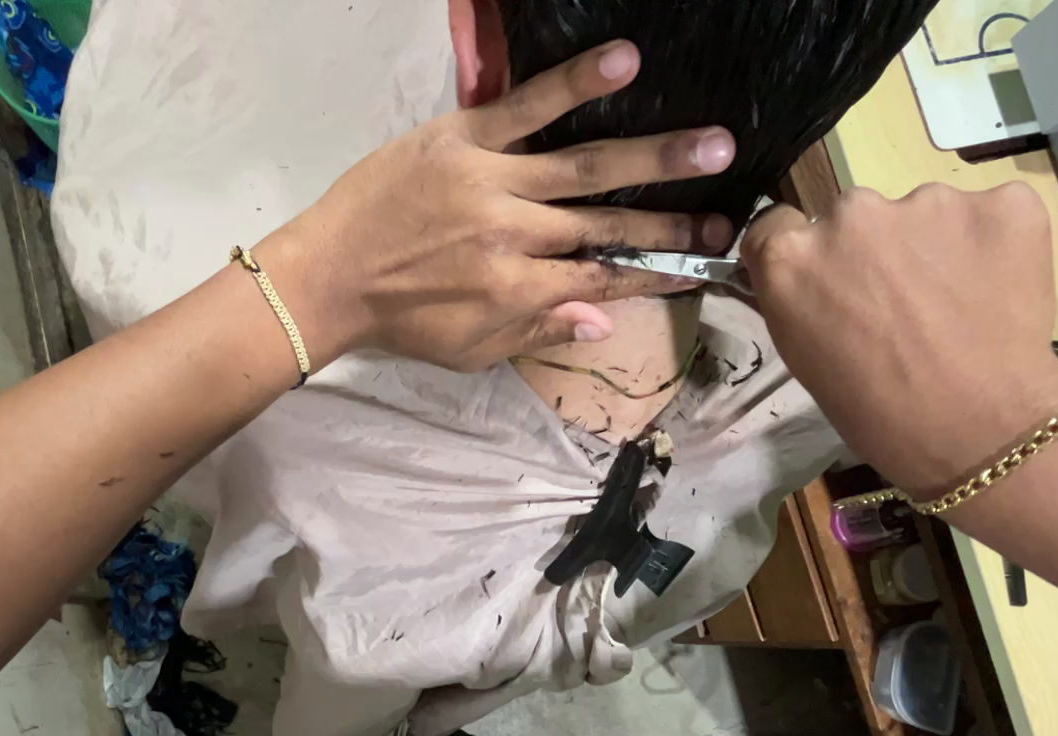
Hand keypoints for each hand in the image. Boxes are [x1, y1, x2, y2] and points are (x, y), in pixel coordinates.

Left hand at [256, 40, 738, 371]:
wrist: (328, 278)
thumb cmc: (401, 322)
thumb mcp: (469, 351)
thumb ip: (537, 334)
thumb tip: (605, 322)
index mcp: (517, 292)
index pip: (600, 279)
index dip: (652, 273)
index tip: (699, 264)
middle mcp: (514, 238)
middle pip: (606, 228)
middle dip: (671, 223)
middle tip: (729, 213)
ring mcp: (490, 183)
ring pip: (583, 169)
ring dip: (652, 156)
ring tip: (714, 142)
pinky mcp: (460, 139)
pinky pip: (525, 107)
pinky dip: (574, 85)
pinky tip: (625, 62)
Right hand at [740, 183, 1057, 495]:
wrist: (971, 423)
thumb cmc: (868, 405)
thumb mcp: (801, 353)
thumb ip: (798, 296)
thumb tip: (812, 276)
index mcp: (791, 256)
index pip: (774, 224)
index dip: (794, 248)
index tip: (817, 274)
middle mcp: (850, 213)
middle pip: (851, 215)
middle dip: (867, 249)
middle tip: (893, 301)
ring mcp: (929, 200)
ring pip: (921, 213)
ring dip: (928, 244)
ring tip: (950, 302)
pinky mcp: (1002, 201)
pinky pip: (987, 212)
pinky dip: (988, 242)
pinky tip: (993, 289)